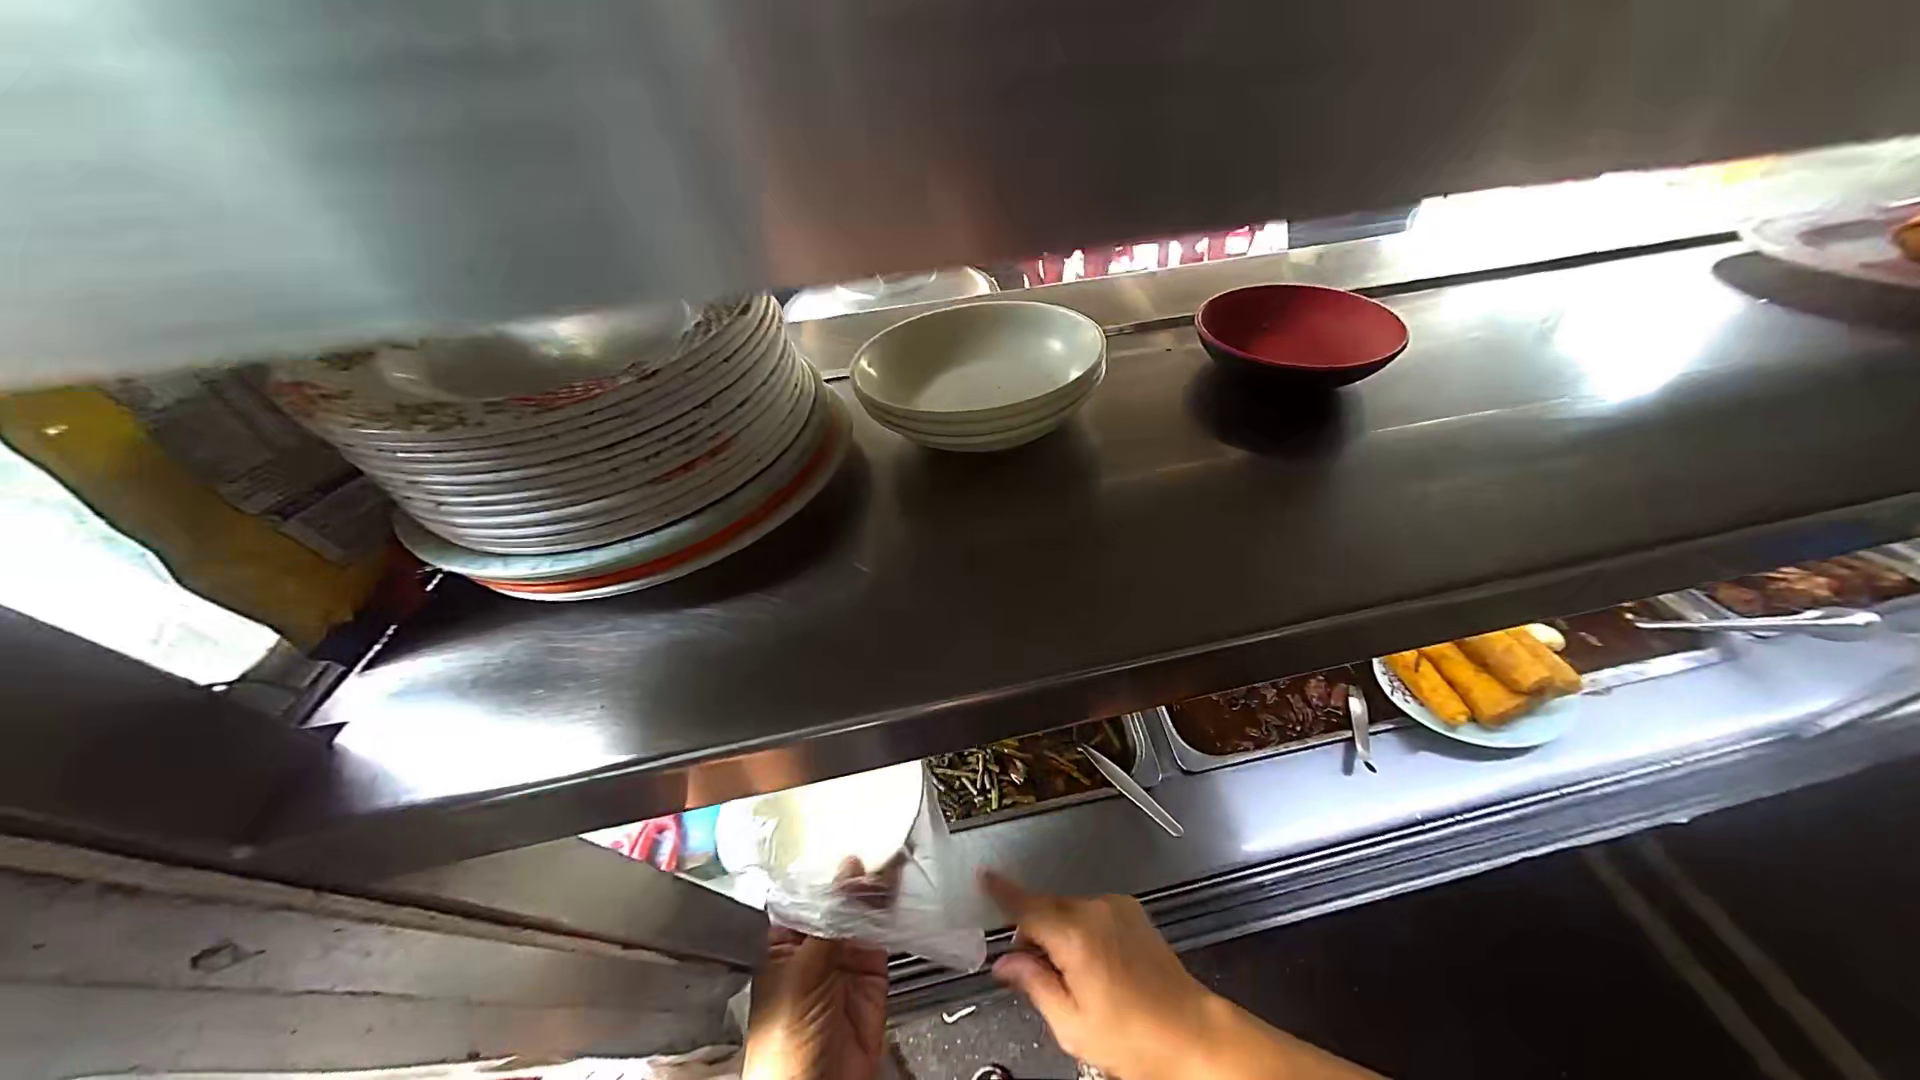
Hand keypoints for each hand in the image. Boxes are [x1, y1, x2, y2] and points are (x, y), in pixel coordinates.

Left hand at [742, 858, 893, 1079]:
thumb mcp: (804, 971)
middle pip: (836, 902)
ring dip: (876, 890)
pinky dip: (893, 914)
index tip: (843, 838)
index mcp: (781, 943)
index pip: (804, 895)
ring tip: (891, 857)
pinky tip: (898, 892)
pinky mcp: (871, 974)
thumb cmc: (784, 1045)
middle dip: (854, 877)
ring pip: (862, 915)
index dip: (823, 869)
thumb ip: (831, 919)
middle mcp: (813, 948)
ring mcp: (842, 961)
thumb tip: (847, 870)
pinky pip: (884, 936)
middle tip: (875, 842)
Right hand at [982, 870, 1378, 1079]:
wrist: (1194, 1033)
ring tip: (1075, 977)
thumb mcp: (1072, 1025)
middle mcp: (1093, 909)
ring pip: (1067, 910)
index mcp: (1075, 935)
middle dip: (1033, 933)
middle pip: (1046, 908)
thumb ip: (1034, 984)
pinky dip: (1081, 928)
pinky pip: (1090, 911)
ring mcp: (1115, 906)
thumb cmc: (1131, 1036)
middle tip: (1038, 975)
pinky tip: (1096, 963)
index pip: (1027, 906)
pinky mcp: (1131, 910)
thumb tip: (1005, 962)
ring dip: (1058, 932)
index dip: (1002, 891)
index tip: (983, 876)